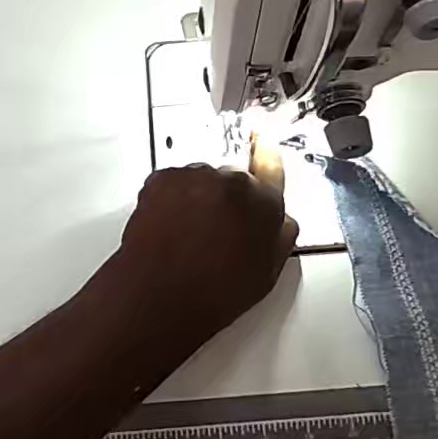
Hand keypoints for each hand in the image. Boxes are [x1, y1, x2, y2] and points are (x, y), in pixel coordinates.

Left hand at [101, 137, 298, 347]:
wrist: (158, 294)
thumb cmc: (210, 293)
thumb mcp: (265, 273)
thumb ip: (278, 236)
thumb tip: (279, 222)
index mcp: (264, 201)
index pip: (271, 163)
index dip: (266, 154)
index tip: (262, 144)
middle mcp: (231, 180)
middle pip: (234, 178)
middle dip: (228, 198)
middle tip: (216, 229)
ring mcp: (195, 176)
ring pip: (202, 180)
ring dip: (198, 197)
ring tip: (189, 235)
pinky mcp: (163, 177)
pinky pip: (174, 181)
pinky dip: (172, 197)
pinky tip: (172, 227)